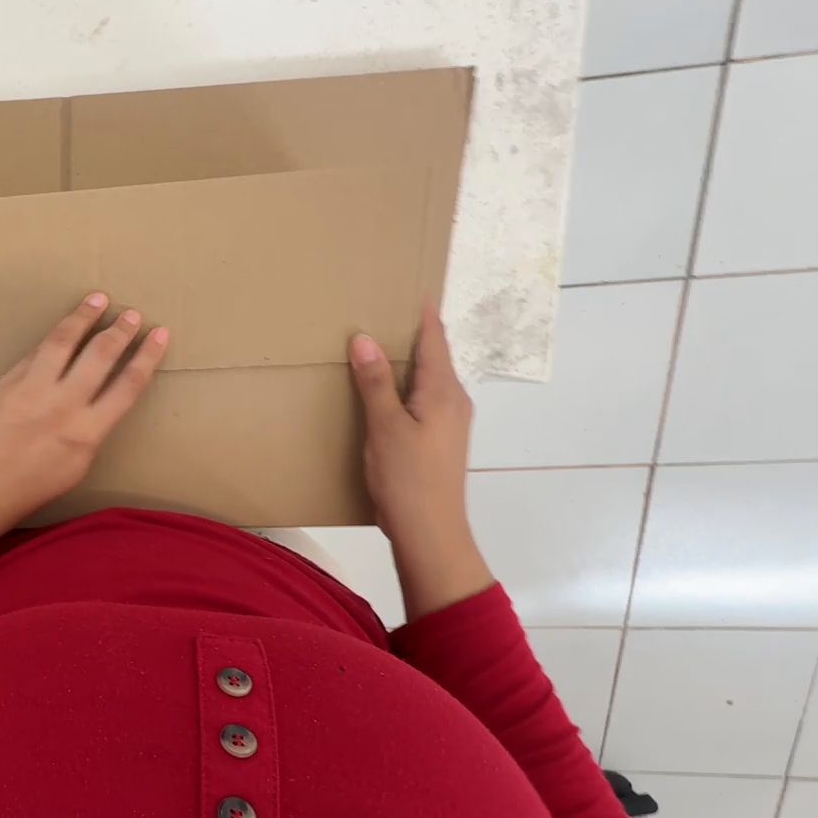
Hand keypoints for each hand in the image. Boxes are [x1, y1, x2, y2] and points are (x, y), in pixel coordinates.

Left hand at [0, 292, 169, 549]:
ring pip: (63, 341)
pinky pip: (34, 352)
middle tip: (132, 314)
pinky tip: (64, 326)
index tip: (160, 335)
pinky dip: (53, 337)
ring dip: (84, 316)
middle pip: (100, 354)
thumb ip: (92, 427)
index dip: (147, 356)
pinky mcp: (7, 382)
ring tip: (98, 299)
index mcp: (86, 432)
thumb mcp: (78, 465)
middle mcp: (62, 406)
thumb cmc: (33, 485)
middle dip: (120, 330)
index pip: (128, 385)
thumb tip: (102, 395)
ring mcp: (31, 390)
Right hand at [349, 303, 492, 619]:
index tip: (413, 288)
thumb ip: (374, 383)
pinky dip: (402, 389)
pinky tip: (381, 397)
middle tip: (382, 317)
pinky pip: (420, 401)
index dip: (423, 314)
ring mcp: (449, 422)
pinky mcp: (438, 441)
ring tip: (375, 352)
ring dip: (405, 365)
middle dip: (411, 336)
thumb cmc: (407, 476)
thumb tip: (364, 338)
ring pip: (426, 381)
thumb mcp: (385, 427)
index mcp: (443, 391)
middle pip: (433, 358)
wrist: (430, 529)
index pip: (434, 340)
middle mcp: (453, 401)